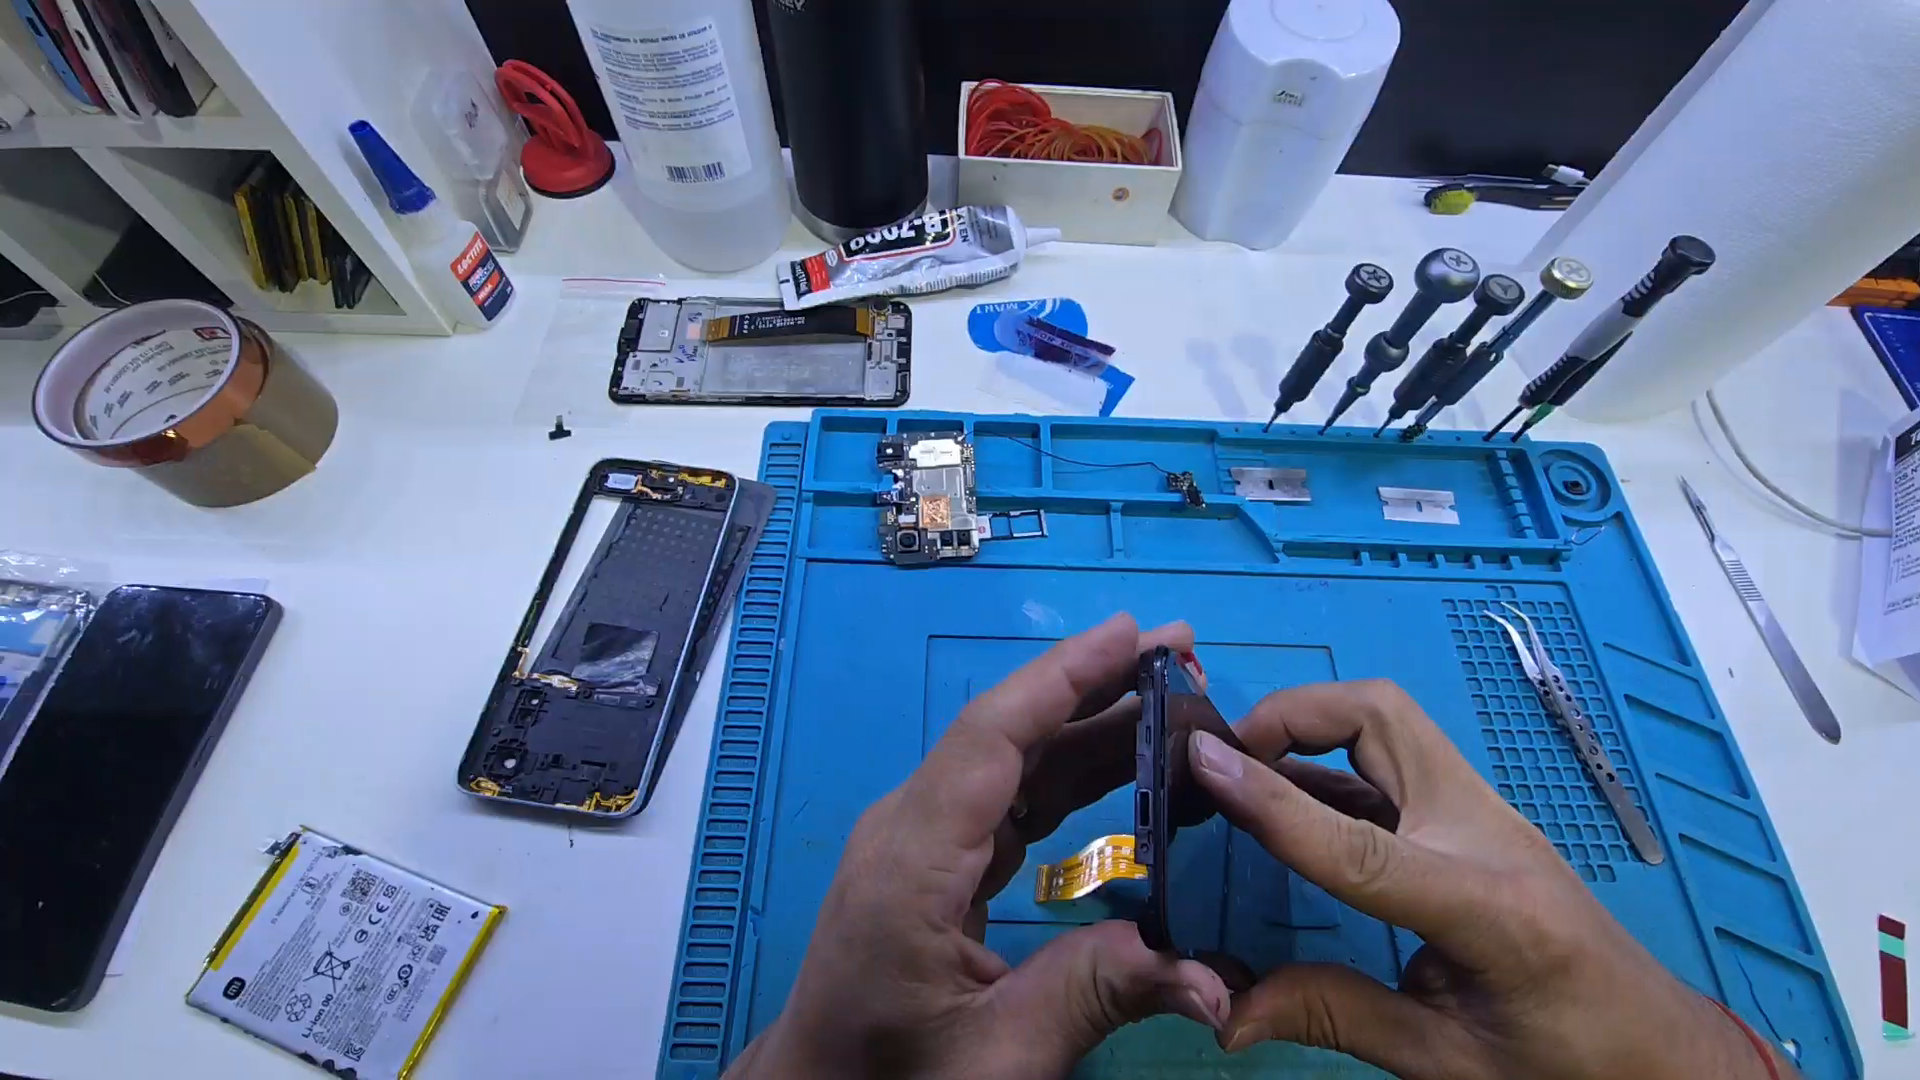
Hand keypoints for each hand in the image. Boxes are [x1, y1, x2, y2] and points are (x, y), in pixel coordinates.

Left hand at [726, 614, 1231, 1079]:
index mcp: (914, 859)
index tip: (1130, 634)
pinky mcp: (942, 848)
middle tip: (1180, 652)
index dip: (1062, 678)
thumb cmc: (890, 1076)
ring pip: (1016, 755)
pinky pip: (1014, 791)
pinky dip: (1073, 768)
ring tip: (1169, 694)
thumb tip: (1213, 981)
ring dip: (1091, 719)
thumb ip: (1094, 997)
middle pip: (1009, 731)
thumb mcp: (995, 1057)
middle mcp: (915, 822)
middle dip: (1094, 683)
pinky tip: (1125, 761)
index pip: (991, 739)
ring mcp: (927, 830)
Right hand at [1188, 680, 1793, 1078]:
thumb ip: (1332, 1017)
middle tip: (1230, 756)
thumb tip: (1224, 1014)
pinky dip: (1321, 761)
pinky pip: (1381, 758)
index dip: (1269, 797)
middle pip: (1381, 713)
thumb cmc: (1571, 1069)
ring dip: (1305, 724)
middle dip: (1291, 714)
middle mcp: (1484, 831)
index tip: (1201, 758)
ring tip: (1247, 765)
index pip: (1358, 844)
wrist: (1673, 1059)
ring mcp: (1479, 810)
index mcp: (1490, 912)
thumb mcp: (1450, 1064)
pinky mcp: (1466, 810)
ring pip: (1383, 717)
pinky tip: (1286, 796)